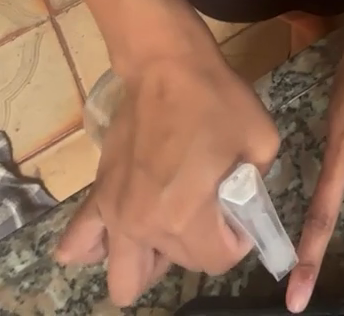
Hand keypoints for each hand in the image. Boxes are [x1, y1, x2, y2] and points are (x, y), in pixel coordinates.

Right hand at [54, 35, 279, 305]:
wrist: (167, 66)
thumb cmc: (218, 99)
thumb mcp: (262, 138)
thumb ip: (258, 181)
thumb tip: (244, 201)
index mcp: (185, 216)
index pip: (217, 261)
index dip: (240, 238)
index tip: (243, 207)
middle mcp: (143, 226)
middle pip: (178, 267)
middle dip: (203, 245)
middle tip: (214, 206)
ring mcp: (114, 215)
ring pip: (125, 277)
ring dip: (152, 260)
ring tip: (172, 221)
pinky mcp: (98, 196)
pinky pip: (80, 245)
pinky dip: (102, 245)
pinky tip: (129, 220)